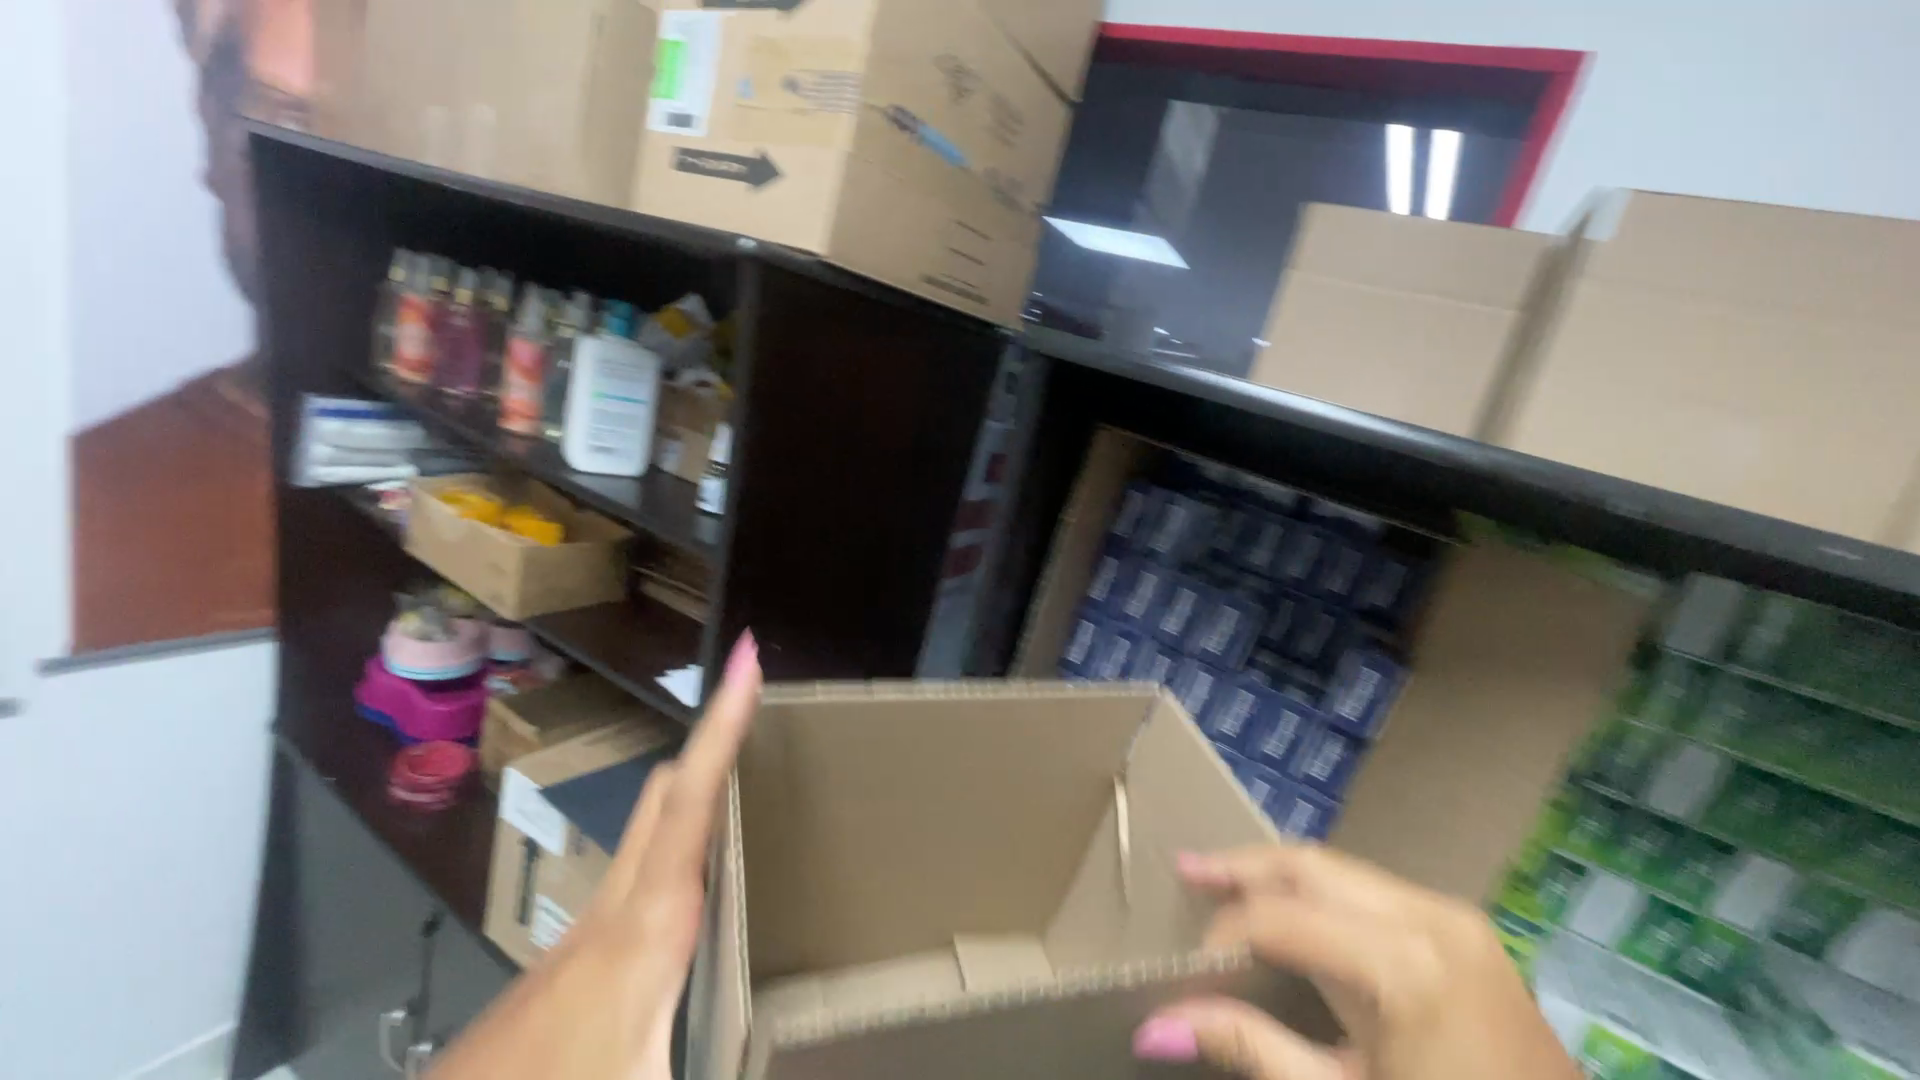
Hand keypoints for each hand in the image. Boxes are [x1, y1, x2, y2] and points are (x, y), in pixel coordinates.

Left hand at [426, 632, 761, 1079]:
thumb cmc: (562, 1078)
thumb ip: (728, 1079)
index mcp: (651, 926)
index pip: (691, 805)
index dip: (721, 731)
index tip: (744, 662)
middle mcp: (620, 907)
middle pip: (665, 793)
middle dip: (713, 738)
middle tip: (763, 705)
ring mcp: (593, 928)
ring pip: (650, 826)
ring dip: (698, 788)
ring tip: (752, 782)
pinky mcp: (580, 953)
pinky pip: (642, 868)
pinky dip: (681, 843)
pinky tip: (699, 882)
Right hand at [1132, 845, 1578, 1079]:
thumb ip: (1249, 1048)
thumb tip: (1154, 1025)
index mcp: (1401, 964)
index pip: (1279, 918)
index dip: (1224, 935)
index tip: (1191, 977)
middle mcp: (1430, 918)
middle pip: (1311, 868)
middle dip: (1244, 866)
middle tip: (1186, 870)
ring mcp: (1456, 919)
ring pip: (1342, 871)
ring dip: (1281, 875)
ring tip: (1224, 879)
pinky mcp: (1469, 932)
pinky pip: (1375, 892)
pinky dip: (1324, 893)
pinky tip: (1295, 907)